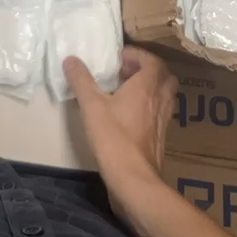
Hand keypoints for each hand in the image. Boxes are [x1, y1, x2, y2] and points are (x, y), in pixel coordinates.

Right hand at [66, 47, 176, 221]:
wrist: (134, 181)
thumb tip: (71, 59)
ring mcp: (163, 121)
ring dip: (150, 89)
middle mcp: (159, 100)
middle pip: (165, 77)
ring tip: (128, 93)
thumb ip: (81, 80)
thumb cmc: (113, 138)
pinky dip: (150, 108)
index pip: (153, 61)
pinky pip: (160, 113)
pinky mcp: (160, 138)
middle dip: (148, 70)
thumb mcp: (91, 106)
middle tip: (127, 73)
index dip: (138, 55)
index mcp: (146, 87)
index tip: (119, 59)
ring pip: (165, 96)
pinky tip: (131, 117)